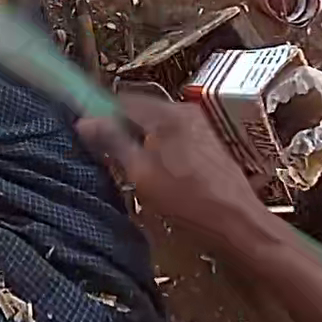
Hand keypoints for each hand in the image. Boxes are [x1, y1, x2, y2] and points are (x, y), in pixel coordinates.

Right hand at [77, 95, 276, 251]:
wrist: (237, 222)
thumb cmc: (185, 199)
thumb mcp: (140, 173)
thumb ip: (112, 142)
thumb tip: (84, 122)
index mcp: (165, 112)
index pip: (122, 99)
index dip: (101, 113)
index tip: (88, 135)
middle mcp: (183, 109)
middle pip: (141, 109)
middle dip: (122, 127)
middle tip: (109, 156)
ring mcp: (199, 123)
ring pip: (158, 123)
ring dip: (141, 138)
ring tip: (133, 168)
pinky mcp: (209, 140)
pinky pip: (174, 133)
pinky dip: (160, 145)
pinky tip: (159, 172)